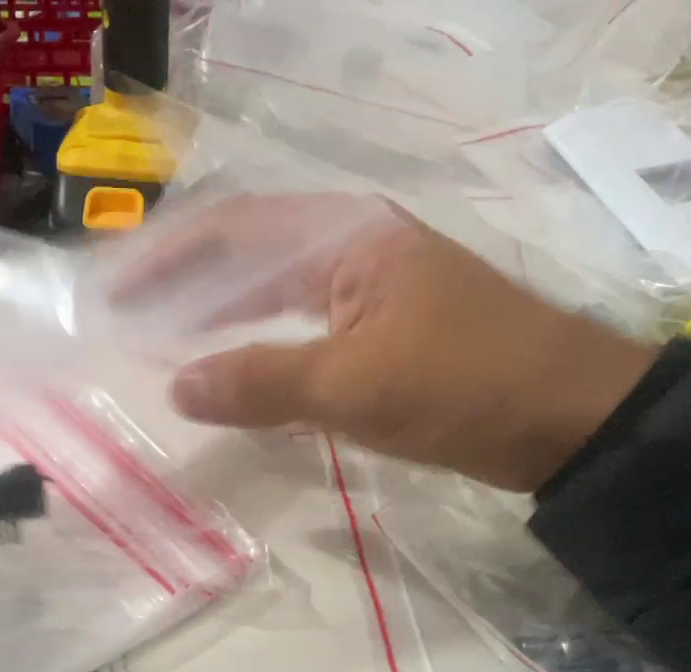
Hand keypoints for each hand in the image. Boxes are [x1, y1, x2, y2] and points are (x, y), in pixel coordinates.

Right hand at [146, 194, 658, 492]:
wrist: (574, 421)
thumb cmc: (466, 386)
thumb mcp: (354, 385)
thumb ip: (259, 383)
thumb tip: (175, 388)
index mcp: (347, 236)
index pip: (235, 231)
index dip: (168, 260)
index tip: (116, 294)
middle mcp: (356, 248)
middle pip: (251, 258)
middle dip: (188, 288)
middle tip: (129, 323)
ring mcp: (374, 290)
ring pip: (277, 297)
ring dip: (222, 321)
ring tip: (165, 348)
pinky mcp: (387, 332)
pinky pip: (304, 331)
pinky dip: (262, 350)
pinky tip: (234, 376)